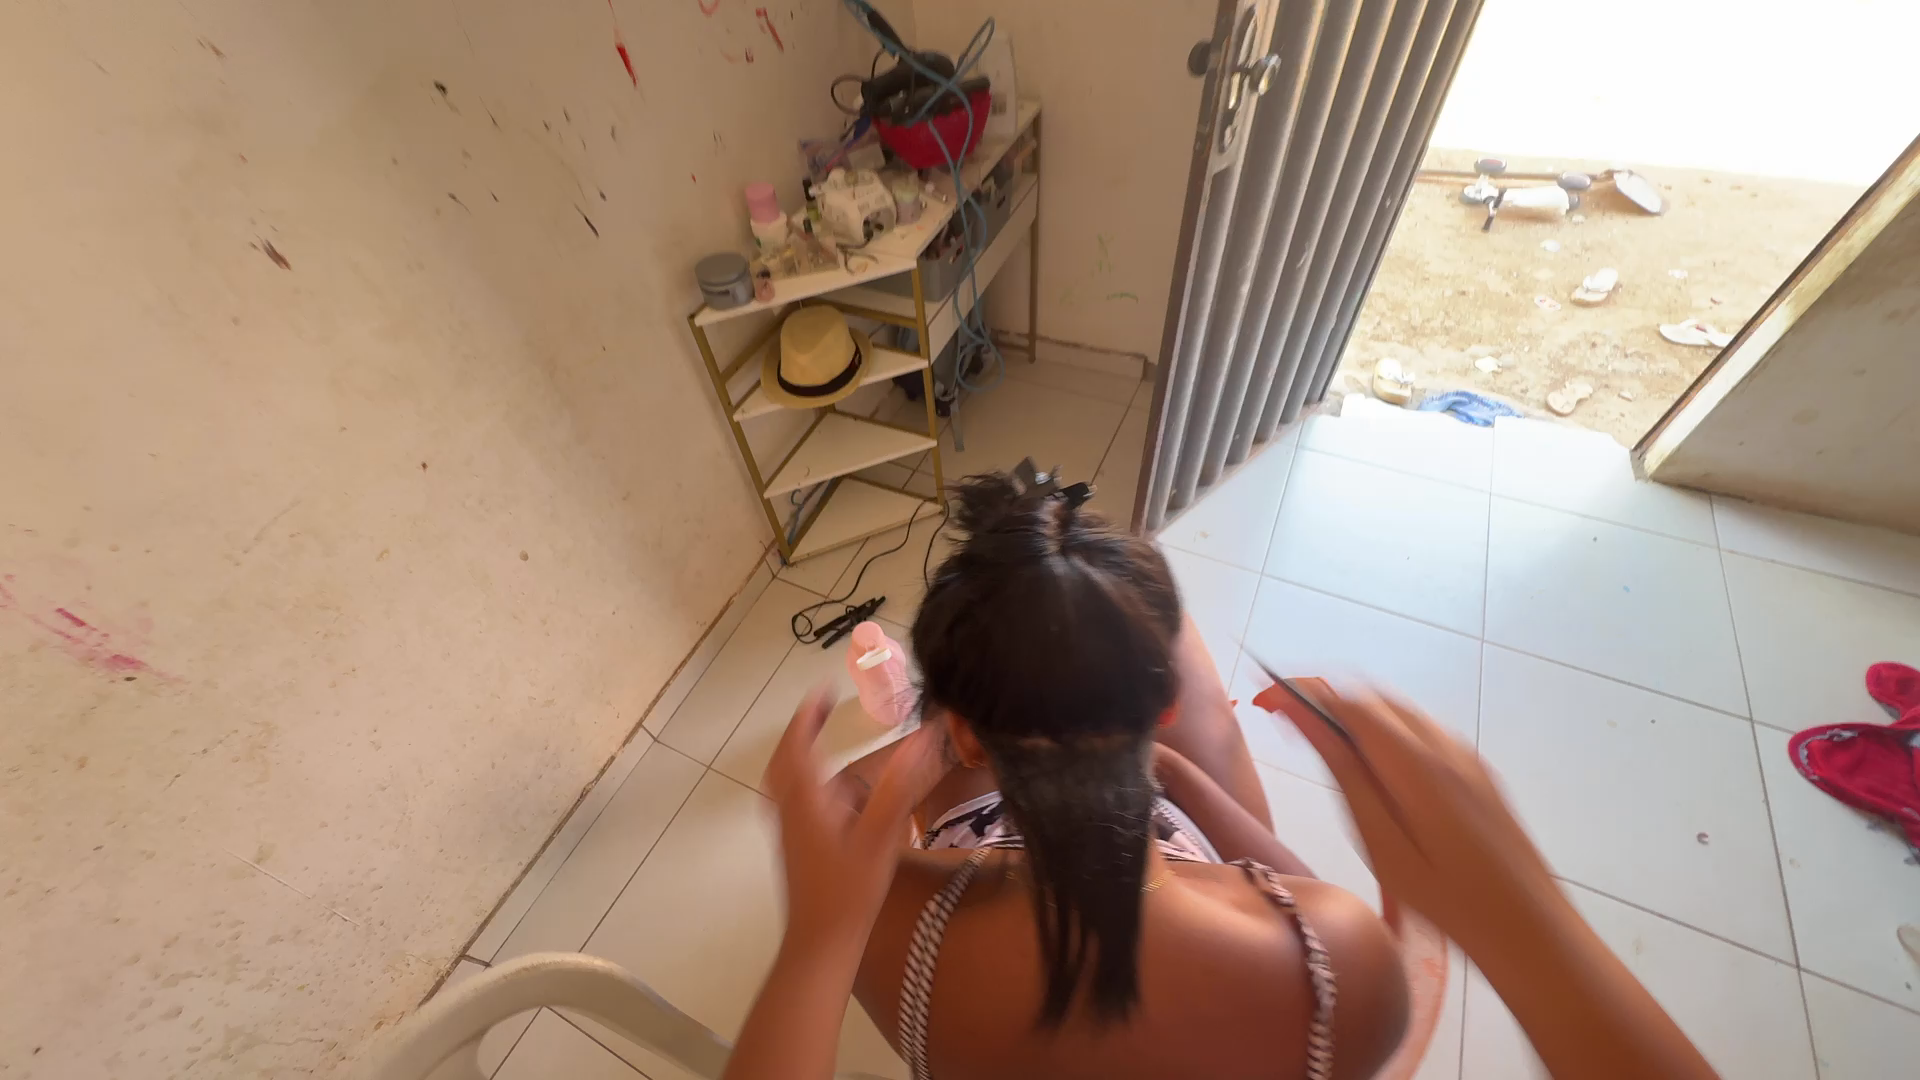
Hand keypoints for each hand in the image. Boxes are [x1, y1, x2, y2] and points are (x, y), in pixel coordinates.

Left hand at [763, 686, 946, 943]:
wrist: (820, 945)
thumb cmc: (849, 890)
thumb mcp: (880, 836)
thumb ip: (899, 785)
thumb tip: (923, 738)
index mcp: (806, 800)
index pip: (798, 745)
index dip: (808, 715)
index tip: (823, 691)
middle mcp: (789, 810)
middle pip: (782, 760)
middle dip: (800, 730)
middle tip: (820, 710)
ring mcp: (788, 831)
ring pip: (783, 782)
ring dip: (798, 754)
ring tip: (820, 739)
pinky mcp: (794, 848)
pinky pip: (791, 800)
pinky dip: (803, 779)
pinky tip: (831, 793)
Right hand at [1257, 679, 1565, 956]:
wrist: (1533, 933)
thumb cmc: (1443, 895)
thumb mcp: (1377, 835)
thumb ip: (1342, 767)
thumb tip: (1303, 715)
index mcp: (1412, 759)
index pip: (1344, 699)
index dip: (1298, 691)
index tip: (1265, 701)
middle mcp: (1441, 743)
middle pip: (1369, 696)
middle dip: (1321, 698)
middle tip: (1285, 724)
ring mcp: (1464, 755)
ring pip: (1395, 709)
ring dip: (1352, 712)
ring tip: (1321, 743)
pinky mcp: (1478, 771)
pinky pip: (1419, 728)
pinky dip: (1382, 727)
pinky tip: (1373, 764)